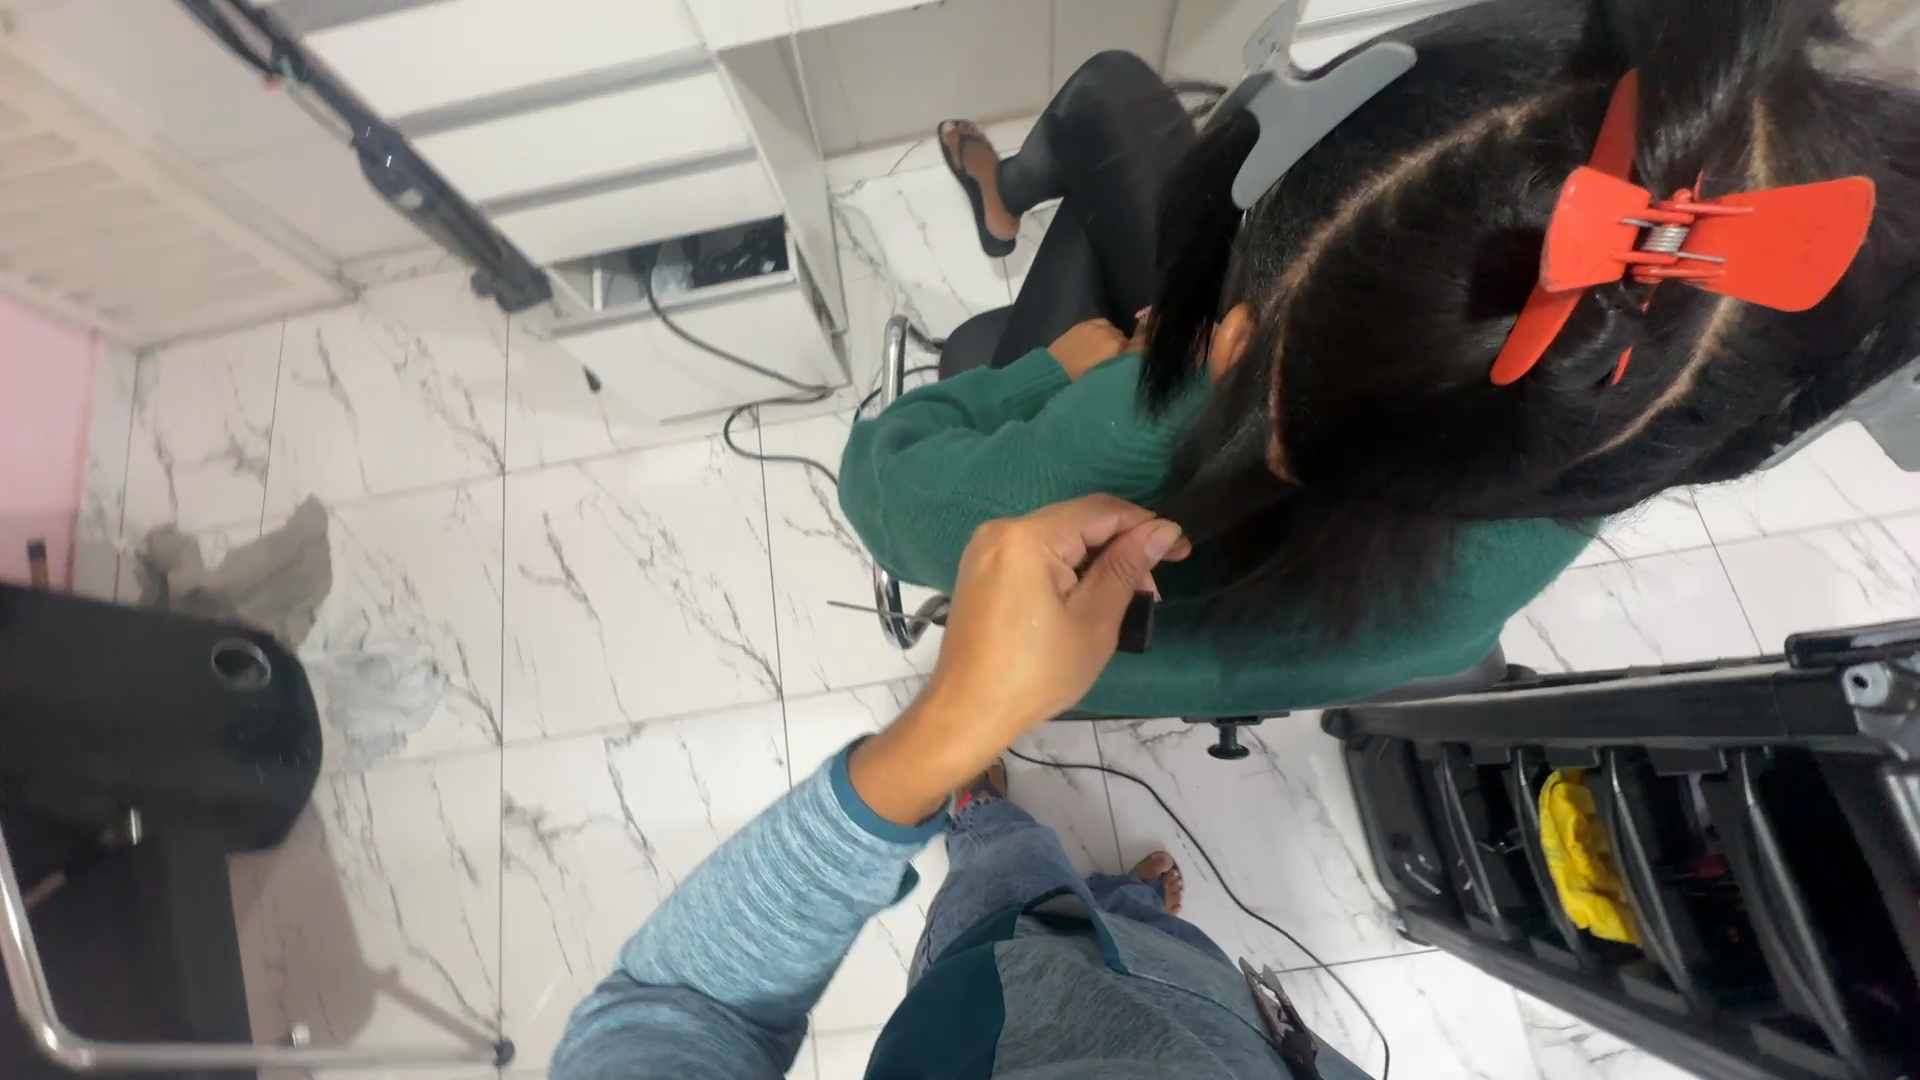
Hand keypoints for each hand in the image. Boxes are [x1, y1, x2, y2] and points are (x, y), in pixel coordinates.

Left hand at [848, 496, 1188, 823]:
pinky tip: (1087, 596)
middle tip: (1151, 588)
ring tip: (1127, 597)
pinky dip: (1066, 568)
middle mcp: (1002, 530)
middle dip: (1121, 546)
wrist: (967, 711)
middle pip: (1077, 521)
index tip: (1180, 549)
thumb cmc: (1036, 673)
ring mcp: (986, 549)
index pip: (1101, 511)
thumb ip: (1126, 567)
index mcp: (1028, 537)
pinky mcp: (982, 569)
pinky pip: (1034, 554)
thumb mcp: (1093, 621)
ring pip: (1058, 538)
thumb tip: (1163, 528)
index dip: (1146, 524)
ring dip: (1096, 560)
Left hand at [1047, 319, 1129, 379]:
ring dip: (1110, 337)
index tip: (1127, 361)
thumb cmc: (1080, 380)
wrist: (1054, 373)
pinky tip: (1095, 339)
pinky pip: (1100, 323)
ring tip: (1102, 348)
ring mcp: (1096, 326)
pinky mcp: (1084, 324)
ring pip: (1112, 329)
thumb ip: (1119, 365)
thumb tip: (1126, 361)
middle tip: (1111, 359)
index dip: (1132, 353)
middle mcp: (1111, 333)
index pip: (1137, 345)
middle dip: (1120, 347)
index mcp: (1118, 347)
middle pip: (1123, 338)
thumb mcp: (1105, 376)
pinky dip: (1101, 330)